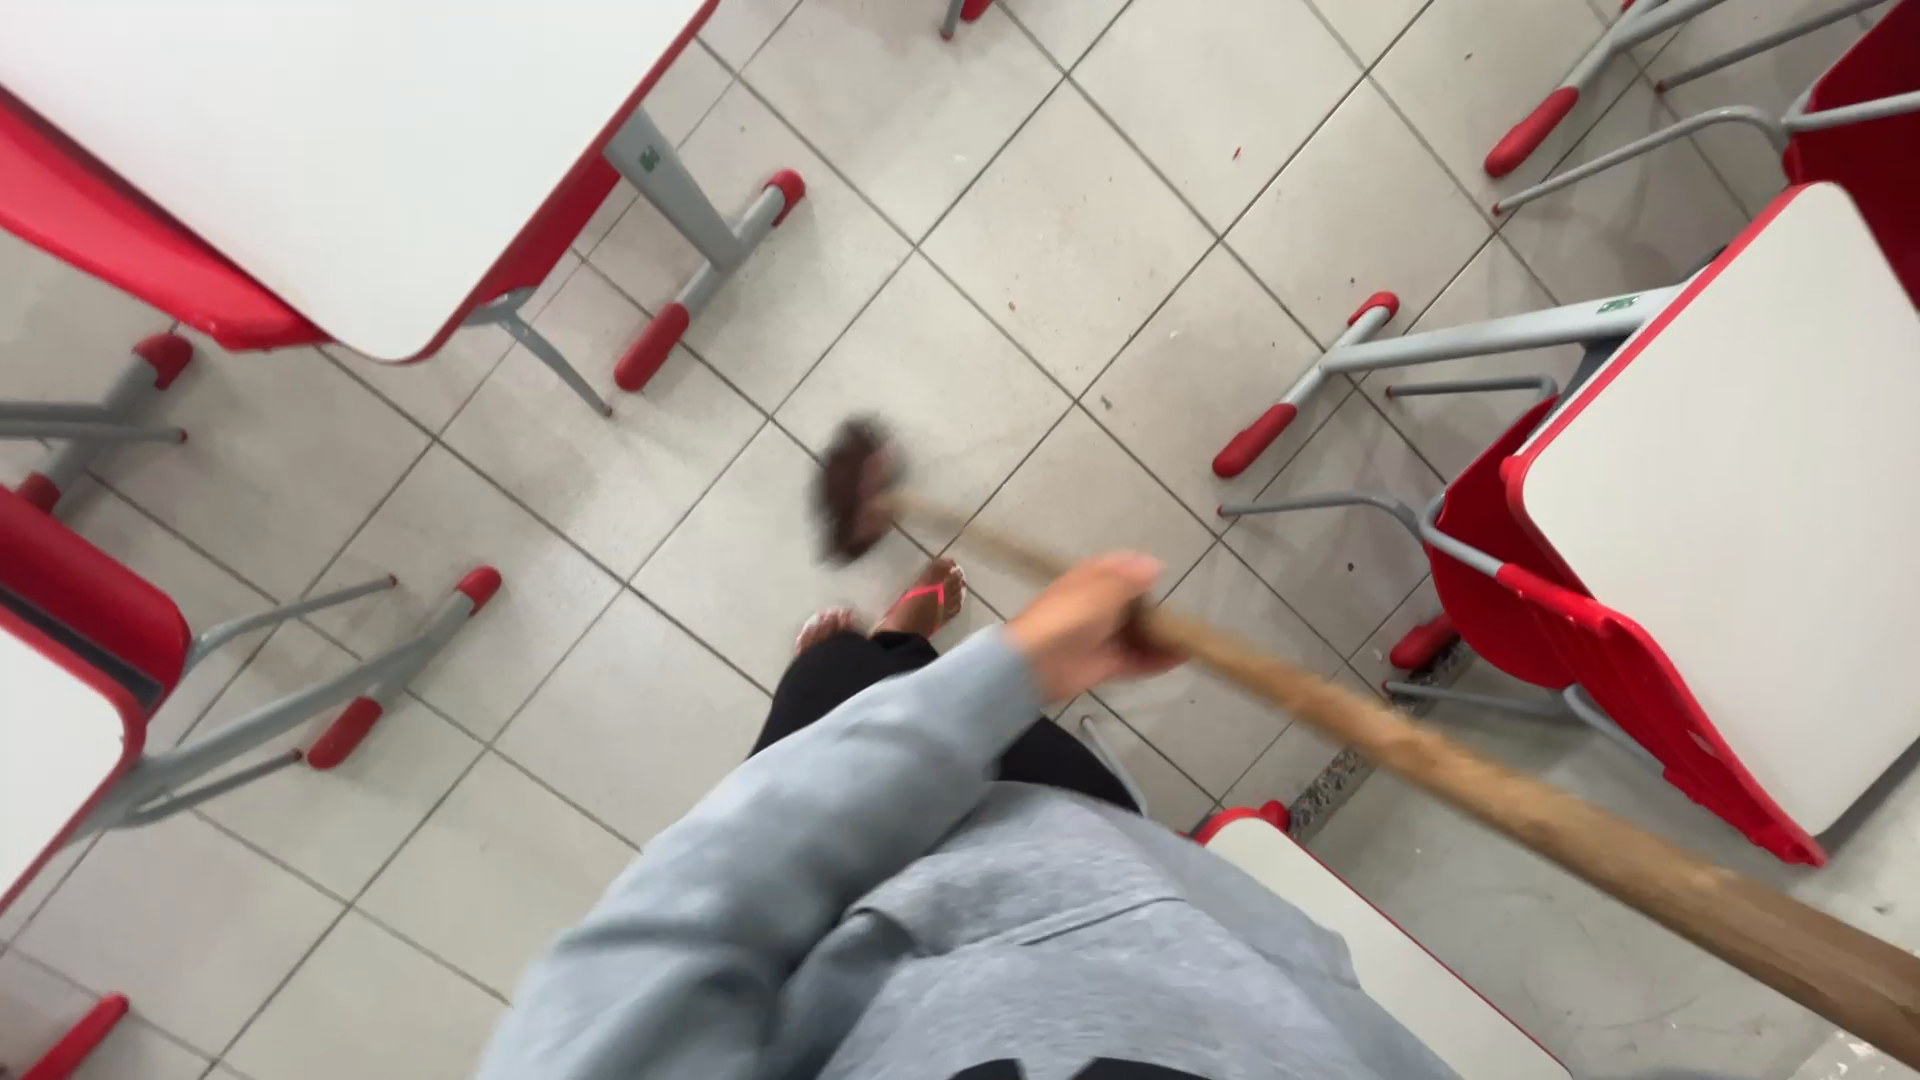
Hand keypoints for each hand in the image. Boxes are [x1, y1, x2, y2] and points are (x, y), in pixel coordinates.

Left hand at [1005, 552, 1183, 702]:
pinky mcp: (1103, 665)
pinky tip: (1180, 658)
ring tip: (1189, 637)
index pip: (1114, 568)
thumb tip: (1155, 563)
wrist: (1036, 663)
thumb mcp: (1100, 591)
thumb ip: (1129, 579)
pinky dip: (1156, 660)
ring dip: (1160, 636)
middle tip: (1182, 612)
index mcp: (1087, 582)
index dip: (1137, 568)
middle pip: (1129, 604)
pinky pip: (1135, 660)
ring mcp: (1099, 638)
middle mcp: (1094, 608)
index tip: (1162, 572)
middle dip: (1154, 607)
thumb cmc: (1067, 617)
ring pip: (1135, 634)